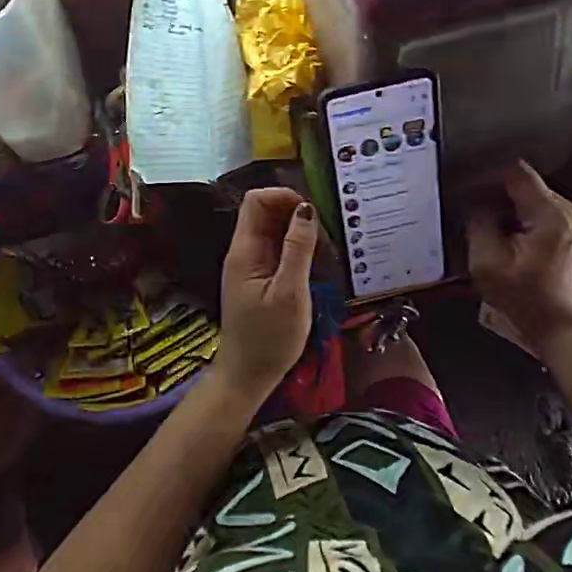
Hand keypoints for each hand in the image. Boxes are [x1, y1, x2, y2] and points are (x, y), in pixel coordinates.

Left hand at [212, 188, 318, 395]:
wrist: (248, 375)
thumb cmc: (270, 338)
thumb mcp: (289, 292)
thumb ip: (297, 249)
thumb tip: (305, 208)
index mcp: (244, 250)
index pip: (256, 201)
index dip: (284, 197)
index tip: (313, 214)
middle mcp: (244, 252)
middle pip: (266, 213)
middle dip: (297, 215)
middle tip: (326, 238)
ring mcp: (251, 265)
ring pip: (275, 232)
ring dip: (301, 235)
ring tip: (326, 255)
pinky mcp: (260, 278)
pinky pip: (279, 251)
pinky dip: (298, 252)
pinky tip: (317, 267)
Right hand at [466, 161, 571, 357]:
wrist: (551, 318)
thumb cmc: (520, 294)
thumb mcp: (487, 261)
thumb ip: (479, 224)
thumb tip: (476, 203)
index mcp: (550, 215)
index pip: (516, 173)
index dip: (486, 175)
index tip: (464, 184)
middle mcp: (565, 209)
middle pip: (523, 180)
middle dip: (492, 189)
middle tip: (467, 202)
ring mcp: (568, 216)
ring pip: (527, 191)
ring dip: (501, 200)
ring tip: (478, 214)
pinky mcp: (564, 225)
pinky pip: (533, 204)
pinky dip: (512, 210)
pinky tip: (496, 225)